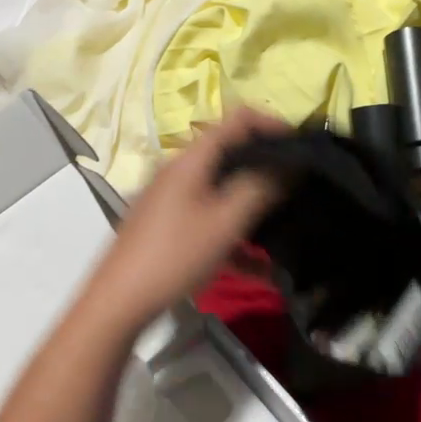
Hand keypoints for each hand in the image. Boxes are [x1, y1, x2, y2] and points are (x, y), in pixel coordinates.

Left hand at [81, 108, 288, 328]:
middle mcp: (178, 172)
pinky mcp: (167, 227)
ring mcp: (170, 200)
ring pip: (221, 191)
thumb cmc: (174, 256)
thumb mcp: (225, 222)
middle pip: (229, 155)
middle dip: (266, 169)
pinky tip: (258, 268)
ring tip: (284, 225)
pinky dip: (233, 235)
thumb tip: (290, 162)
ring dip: (252, 206)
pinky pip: (208, 220)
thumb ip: (260, 187)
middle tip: (298, 188)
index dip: (272, 125)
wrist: (119, 301)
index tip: (301, 148)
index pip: (236, 119)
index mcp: (190, 160)